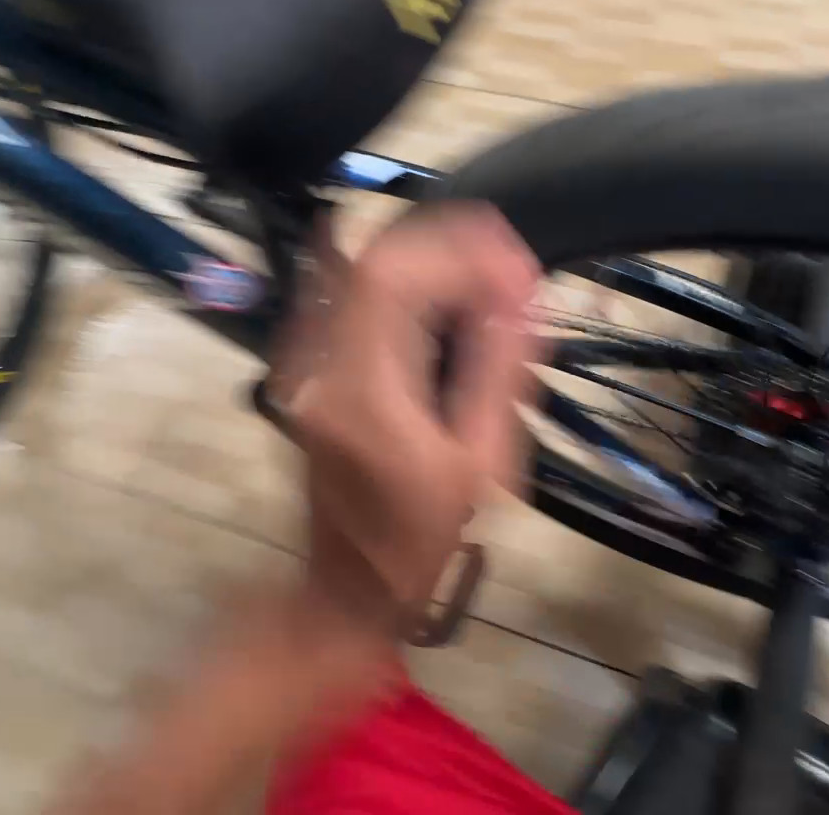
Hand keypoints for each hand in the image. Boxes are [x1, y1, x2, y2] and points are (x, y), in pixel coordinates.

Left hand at [265, 203, 540, 636]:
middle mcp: (321, 363)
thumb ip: (498, 372)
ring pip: (366, 269)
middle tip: (509, 265)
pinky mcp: (312, 365)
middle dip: (450, 244)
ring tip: (491, 278)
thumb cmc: (419, 537)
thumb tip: (520, 298)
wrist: (347, 584)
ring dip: (433, 258)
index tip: (517, 271)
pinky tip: (452, 297)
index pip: (395, 279)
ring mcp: (308, 362)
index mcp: (362, 391)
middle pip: (376, 260)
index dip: (460, 254)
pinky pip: (360, 294)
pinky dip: (411, 280)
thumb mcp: (480, 463)